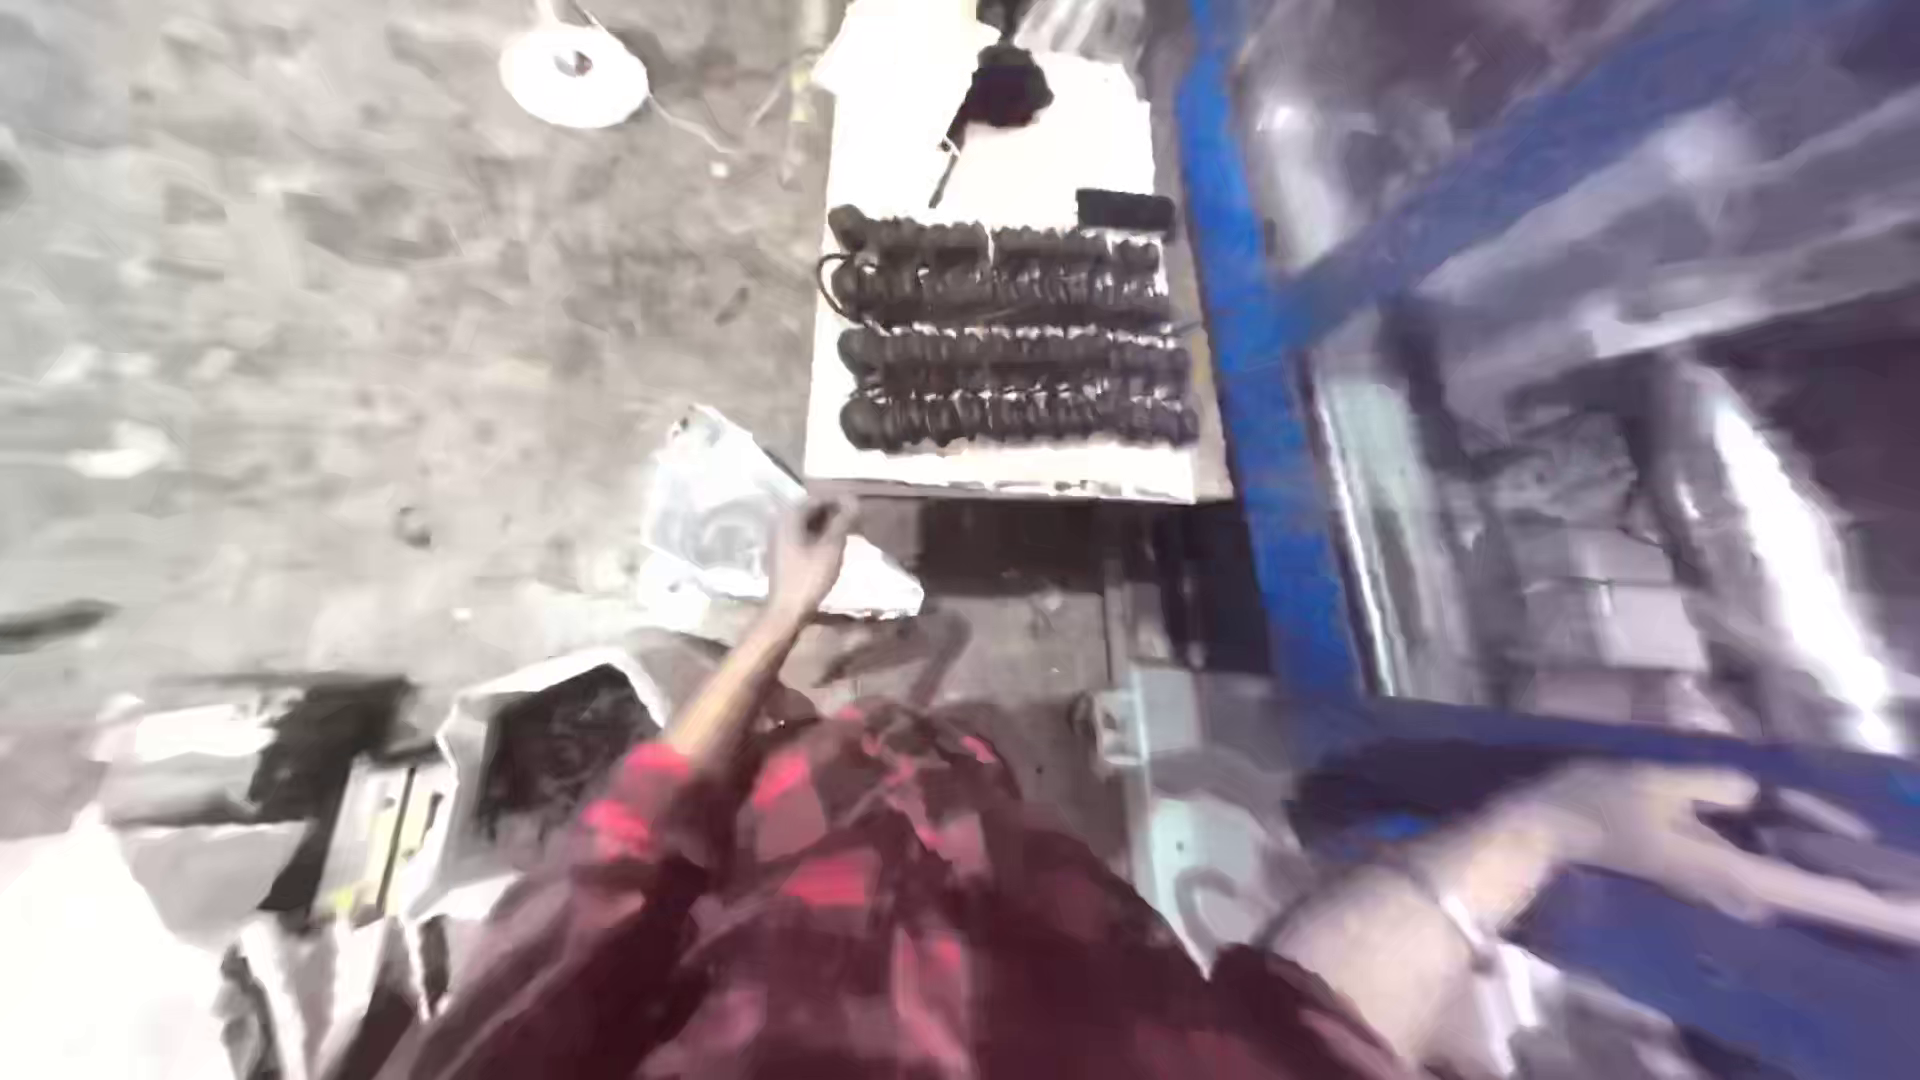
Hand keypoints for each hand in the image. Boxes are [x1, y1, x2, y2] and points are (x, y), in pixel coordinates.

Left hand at [766, 494, 857, 621]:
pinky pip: (804, 534)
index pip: (818, 498)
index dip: (840, 500)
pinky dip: (820, 535)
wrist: (787, 610)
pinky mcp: (783, 551)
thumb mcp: (831, 547)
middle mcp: (780, 521)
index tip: (859, 508)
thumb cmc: (809, 578)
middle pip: (812, 509)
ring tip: (850, 531)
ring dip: (829, 524)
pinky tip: (834, 544)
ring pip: (808, 522)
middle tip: (857, 520)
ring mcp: (779, 537)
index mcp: (789, 517)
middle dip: (835, 512)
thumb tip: (854, 500)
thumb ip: (843, 521)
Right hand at [1510, 762, 1919, 942]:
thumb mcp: (1652, 781)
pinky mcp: (1704, 877)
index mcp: (1749, 878)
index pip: (1863, 908)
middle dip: (1852, 851)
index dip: (1916, 908)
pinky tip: (1767, 813)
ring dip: (1813, 842)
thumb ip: (1718, 783)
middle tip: (1838, 816)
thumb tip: (1754, 792)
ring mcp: (1726, 889)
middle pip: (1836, 886)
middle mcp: (1752, 896)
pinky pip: (1770, 866)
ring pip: (1801, 872)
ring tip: (1806, 809)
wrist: (1536, 829)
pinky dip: (1783, 843)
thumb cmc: (1591, 805)